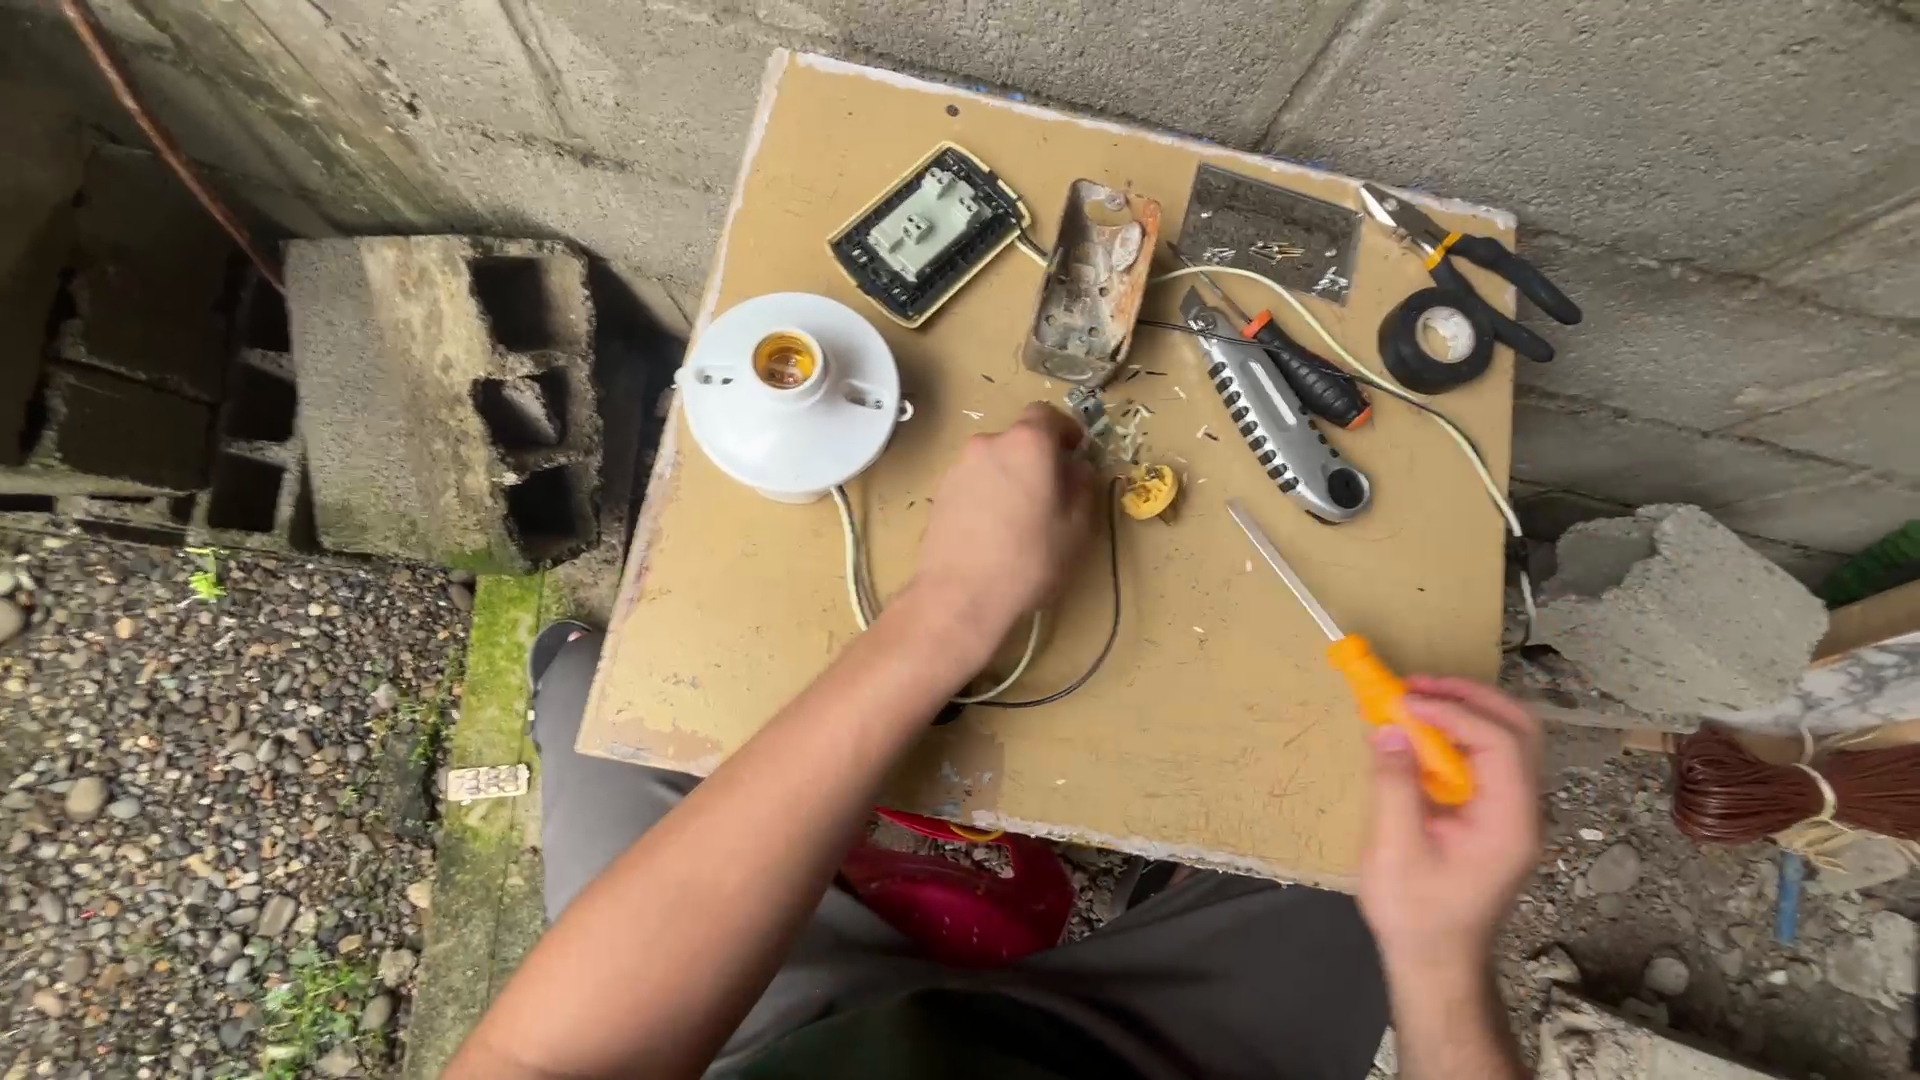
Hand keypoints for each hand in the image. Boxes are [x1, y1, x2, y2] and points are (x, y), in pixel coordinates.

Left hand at [907, 403, 1095, 659]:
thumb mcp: (1077, 526)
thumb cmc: (1030, 559)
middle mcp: (987, 445)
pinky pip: (973, 485)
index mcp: (1026, 443)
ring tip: (1020, 520)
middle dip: (1036, 460)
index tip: (1074, 452)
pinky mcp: (939, 496)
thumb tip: (1077, 468)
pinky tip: (993, 533)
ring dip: (1009, 479)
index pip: (1046, 414)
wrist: (960, 595)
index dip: (1064, 430)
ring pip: (993, 464)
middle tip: (1052, 494)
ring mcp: (957, 470)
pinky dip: (986, 497)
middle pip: (1017, 441)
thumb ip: (1083, 486)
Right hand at [1358, 676, 1539, 984]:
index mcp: (1509, 822)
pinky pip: (1481, 756)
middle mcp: (1521, 810)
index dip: (1453, 712)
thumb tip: (1388, 727)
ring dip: (1460, 708)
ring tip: (1409, 699)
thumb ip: (1394, 786)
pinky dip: (1450, 731)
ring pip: (1504, 738)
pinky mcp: (1487, 812)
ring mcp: (1507, 810)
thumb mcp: (1395, 851)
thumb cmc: (1416, 912)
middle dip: (1468, 697)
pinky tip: (1413, 732)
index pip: (1500, 743)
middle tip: (1414, 685)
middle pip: (1518, 730)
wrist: (1435, 959)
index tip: (1402, 701)